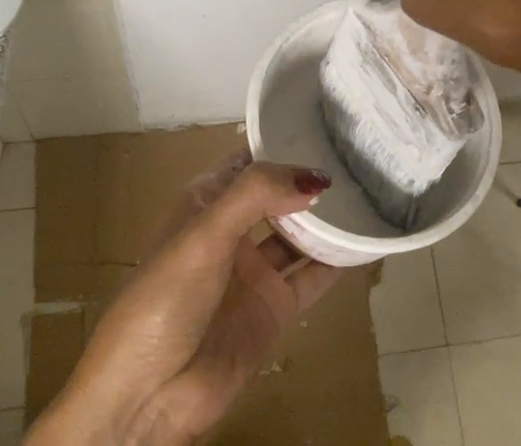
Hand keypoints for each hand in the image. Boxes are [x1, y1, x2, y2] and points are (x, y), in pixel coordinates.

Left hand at [27, 152, 341, 445]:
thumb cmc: (164, 299)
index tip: (325, 124)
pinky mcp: (274, 310)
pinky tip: (368, 241)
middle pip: (279, 196)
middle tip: (361, 155)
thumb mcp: (203, 234)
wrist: (148, 395)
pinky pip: (314, 277)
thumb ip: (256, 196)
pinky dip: (340, 260)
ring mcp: (255, 273)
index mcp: (204, 205)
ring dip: (329, 218)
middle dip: (311, 179)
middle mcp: (232, 233)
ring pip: (301, 235)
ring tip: (372, 191)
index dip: (280, 142)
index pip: (248, 162)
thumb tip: (316, 177)